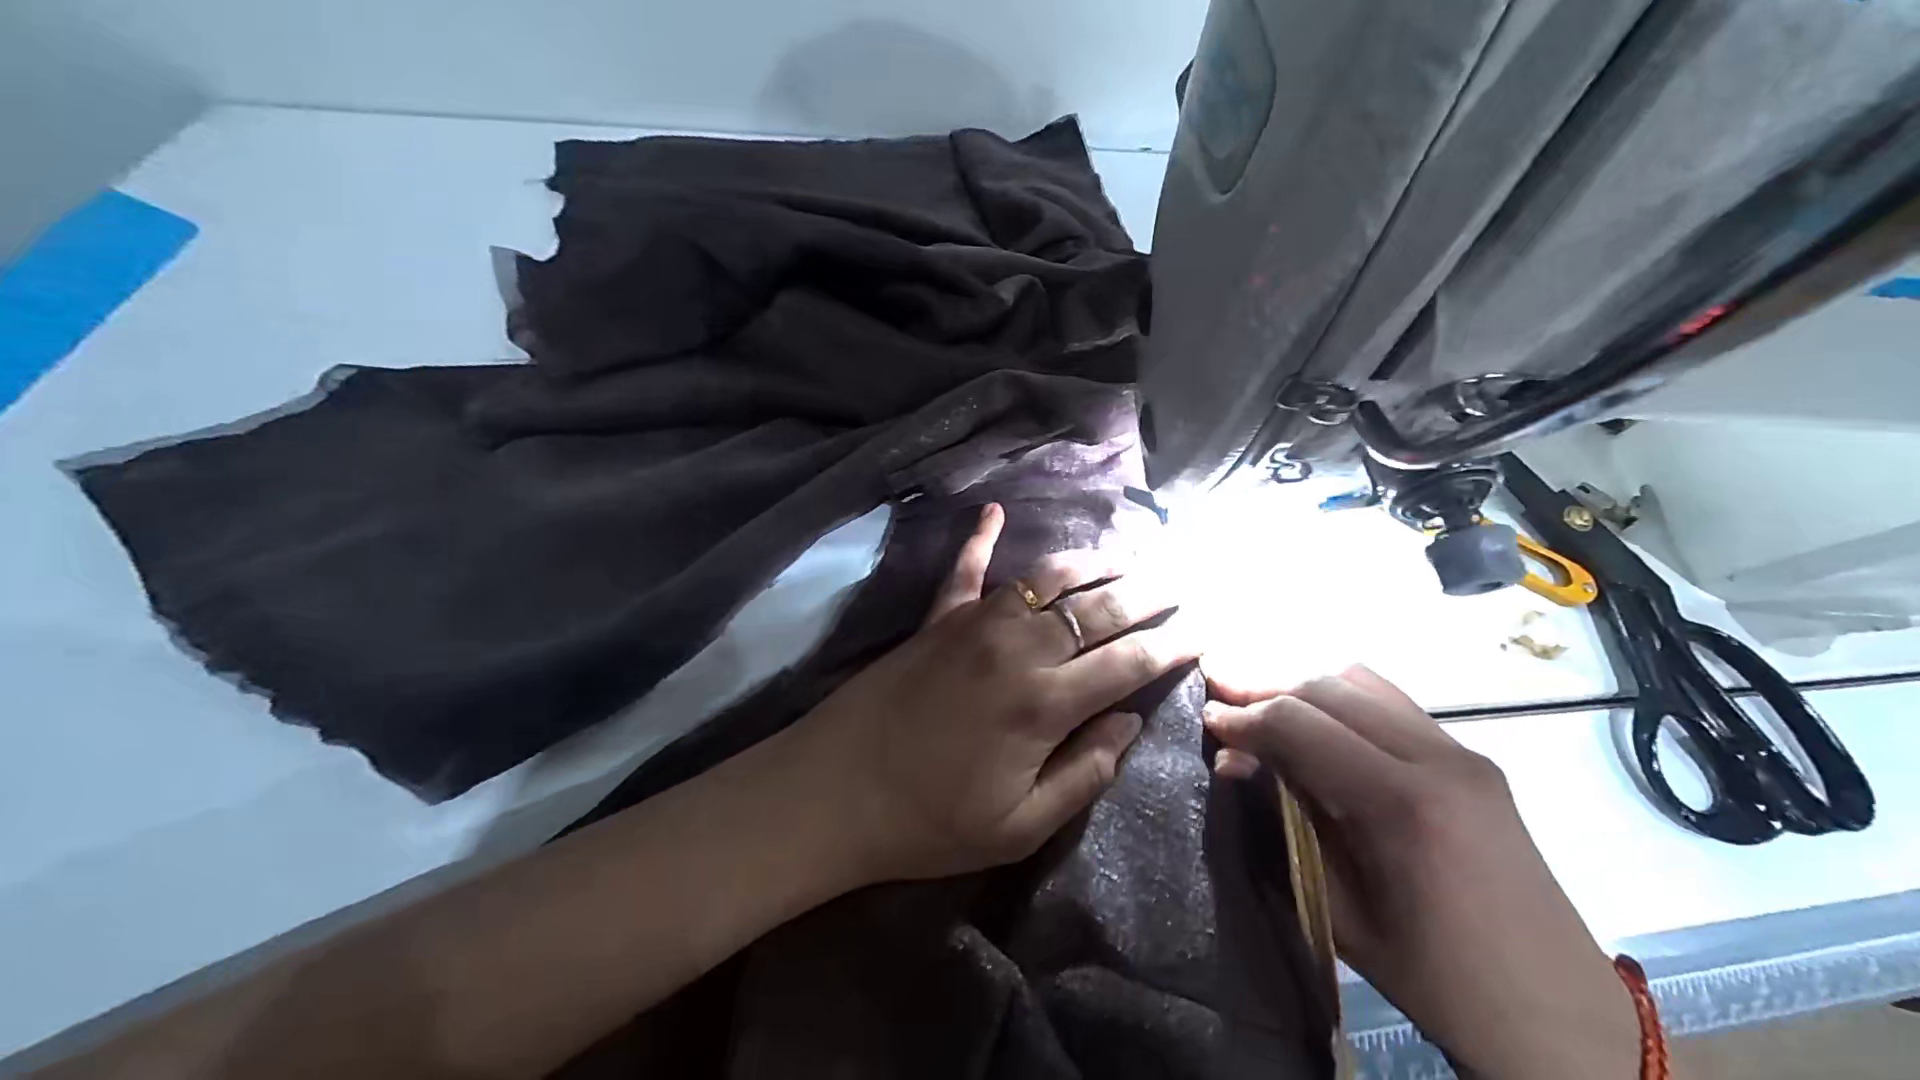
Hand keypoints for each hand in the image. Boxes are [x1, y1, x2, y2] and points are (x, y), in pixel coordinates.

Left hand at [784, 502, 1196, 882]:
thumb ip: (1084, 772)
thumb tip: (1130, 721)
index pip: (1127, 662)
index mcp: (1043, 703)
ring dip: (1090, 561)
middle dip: (1148, 592)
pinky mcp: (935, 619)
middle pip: (1097, 610)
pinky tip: (995, 510)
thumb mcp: (1020, 826)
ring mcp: (972, 624)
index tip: (1204, 626)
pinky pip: (964, 568)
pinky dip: (980, 537)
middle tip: (1182, 577)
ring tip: (1126, 551)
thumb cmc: (930, 821)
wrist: (835, 790)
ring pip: (1044, 579)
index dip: (1172, 643)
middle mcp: (1016, 648)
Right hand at [1204, 666, 1641, 1079]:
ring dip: (1303, 687)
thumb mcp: (1339, 910)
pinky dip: (1342, 699)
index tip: (1206, 719)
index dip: (1244, 715)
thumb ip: (1282, 824)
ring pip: (1361, 682)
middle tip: (1221, 699)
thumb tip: (1232, 762)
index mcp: (1403, 803)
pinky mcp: (1473, 759)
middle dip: (1265, 688)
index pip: (1300, 722)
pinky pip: (1392, 703)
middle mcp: (1438, 758)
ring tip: (1262, 704)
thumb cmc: (1435, 977)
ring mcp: (1463, 752)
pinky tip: (1316, 721)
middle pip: (1328, 688)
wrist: (1559, 1015)